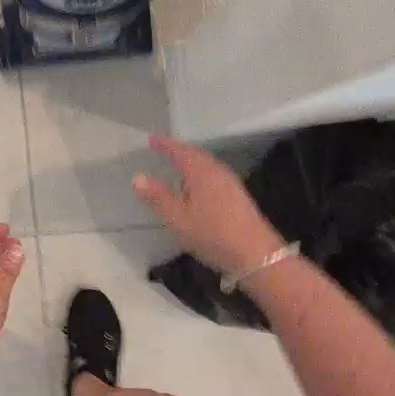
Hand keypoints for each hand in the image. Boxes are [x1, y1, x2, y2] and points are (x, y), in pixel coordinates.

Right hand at [134, 134, 286, 277]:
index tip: (152, 139)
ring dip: (192, 162)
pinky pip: (214, 176)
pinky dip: (201, 173)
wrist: (256, 256)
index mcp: (202, 173)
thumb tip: (138, 177)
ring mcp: (231, 185)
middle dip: (180, 151)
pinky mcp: (238, 198)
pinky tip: (197, 186)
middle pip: (197, 155)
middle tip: (164, 148)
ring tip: (177, 164)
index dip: (166, 145)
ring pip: (208, 166)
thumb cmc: (212, 234)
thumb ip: (158, 197)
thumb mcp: (178, 218)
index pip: (181, 152)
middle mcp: (218, 173)